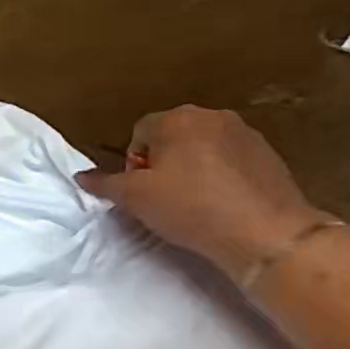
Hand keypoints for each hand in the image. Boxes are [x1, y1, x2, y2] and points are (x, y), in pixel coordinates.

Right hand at [77, 106, 331, 277]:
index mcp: (177, 118)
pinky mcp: (268, 153)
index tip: (144, 194)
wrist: (265, 232)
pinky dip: (222, 176)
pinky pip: (231, 160)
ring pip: (203, 147)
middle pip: (172, 136)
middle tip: (166, 199)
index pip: (140, 133)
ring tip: (196, 203)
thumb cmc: (192, 209)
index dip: (135, 165)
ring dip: (193, 168)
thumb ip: (106, 184)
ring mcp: (244, 132)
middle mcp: (211, 115)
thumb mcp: (137, 200)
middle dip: (164, 163)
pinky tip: (224, 204)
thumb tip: (81, 176)